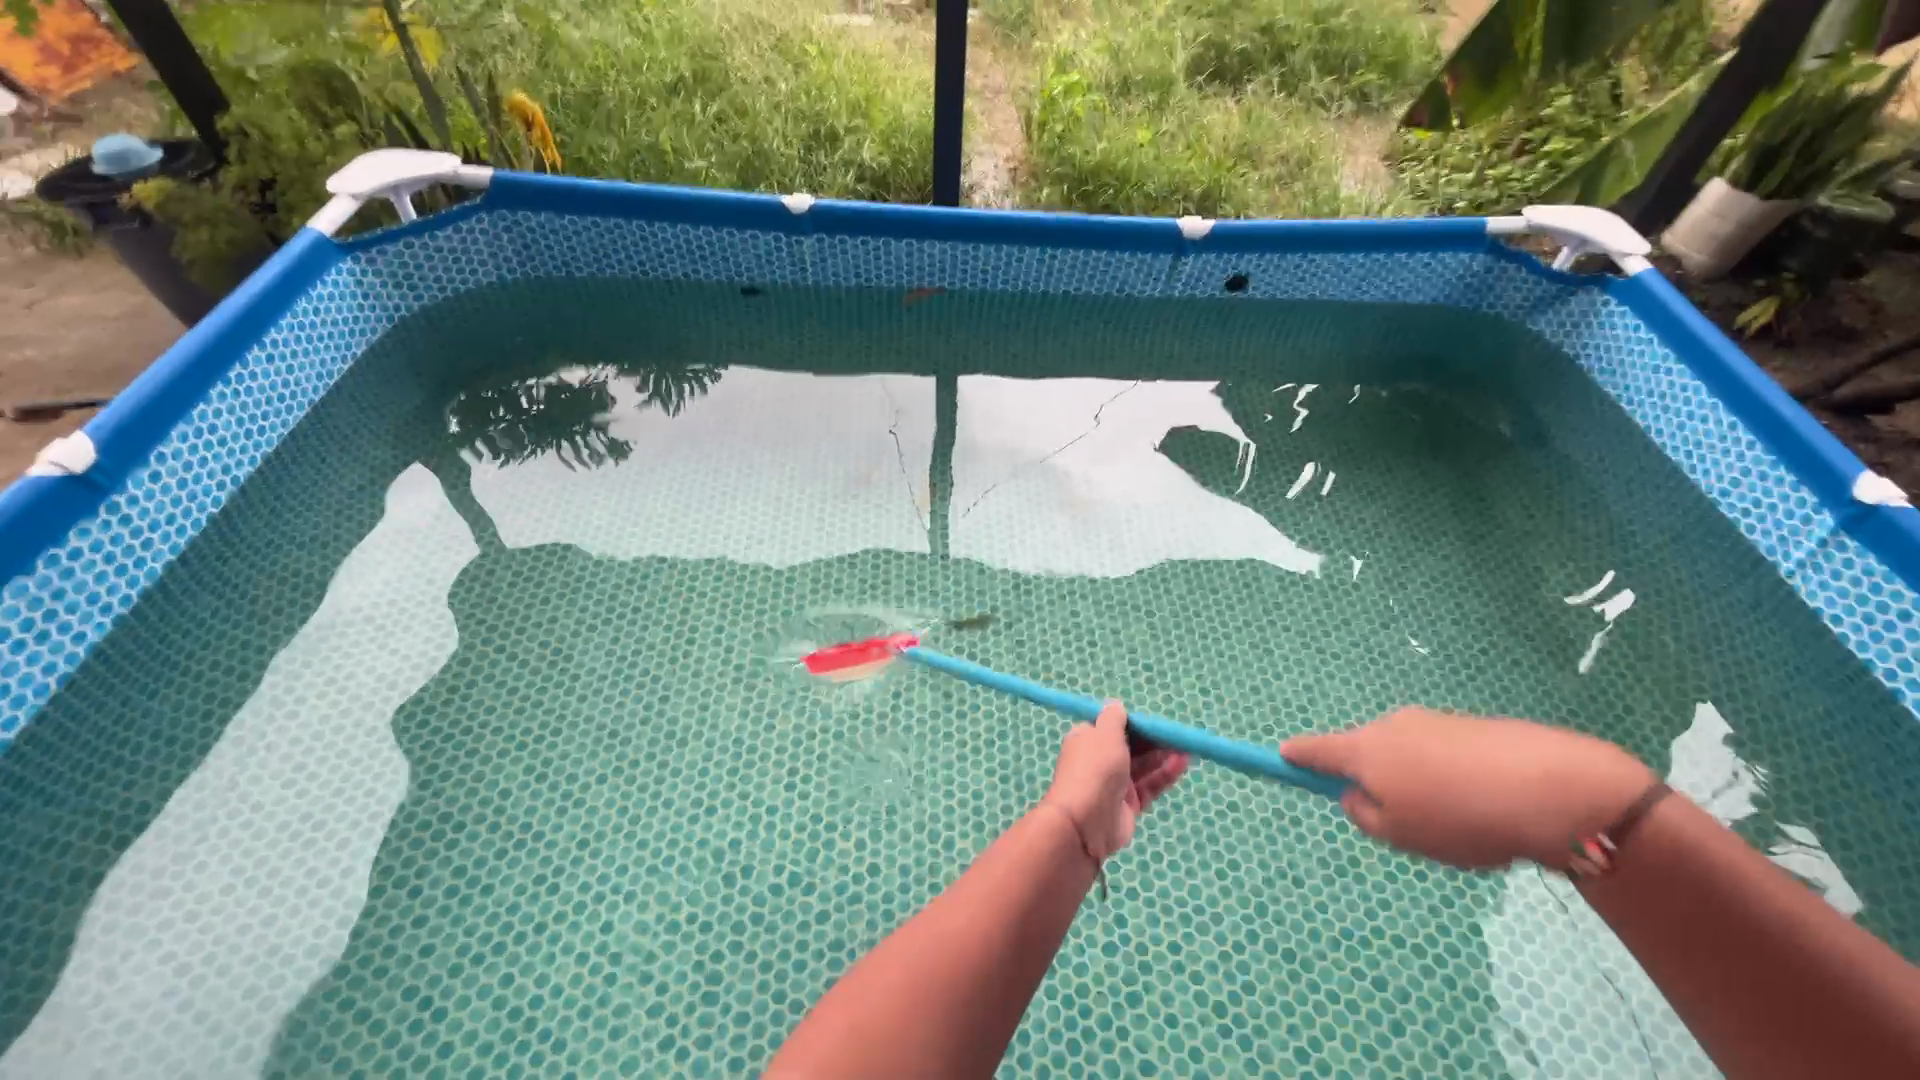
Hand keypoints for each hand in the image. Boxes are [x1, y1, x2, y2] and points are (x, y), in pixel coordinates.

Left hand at [1044, 701, 1190, 859]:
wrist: (1085, 822)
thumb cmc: (1094, 769)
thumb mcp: (1104, 734)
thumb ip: (1114, 718)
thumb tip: (1115, 704)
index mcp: (1087, 739)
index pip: (1111, 726)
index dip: (1132, 722)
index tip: (1153, 720)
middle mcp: (1099, 760)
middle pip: (1130, 746)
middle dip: (1153, 739)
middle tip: (1177, 734)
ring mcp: (1114, 783)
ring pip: (1143, 765)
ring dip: (1163, 756)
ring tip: (1187, 747)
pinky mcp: (1129, 804)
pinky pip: (1150, 784)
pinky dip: (1165, 774)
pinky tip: (1183, 763)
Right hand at [1281, 707, 1656, 868]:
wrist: (1558, 791)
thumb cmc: (1460, 818)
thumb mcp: (1398, 834)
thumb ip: (1362, 814)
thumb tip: (1357, 793)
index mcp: (1364, 749)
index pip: (1312, 749)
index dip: (1293, 757)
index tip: (1280, 758)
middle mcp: (1392, 725)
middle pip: (1364, 752)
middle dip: (1373, 781)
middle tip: (1405, 826)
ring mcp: (1435, 721)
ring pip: (1408, 756)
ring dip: (1418, 784)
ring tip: (1461, 826)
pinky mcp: (1475, 727)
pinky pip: (1446, 756)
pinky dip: (1453, 780)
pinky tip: (1489, 811)